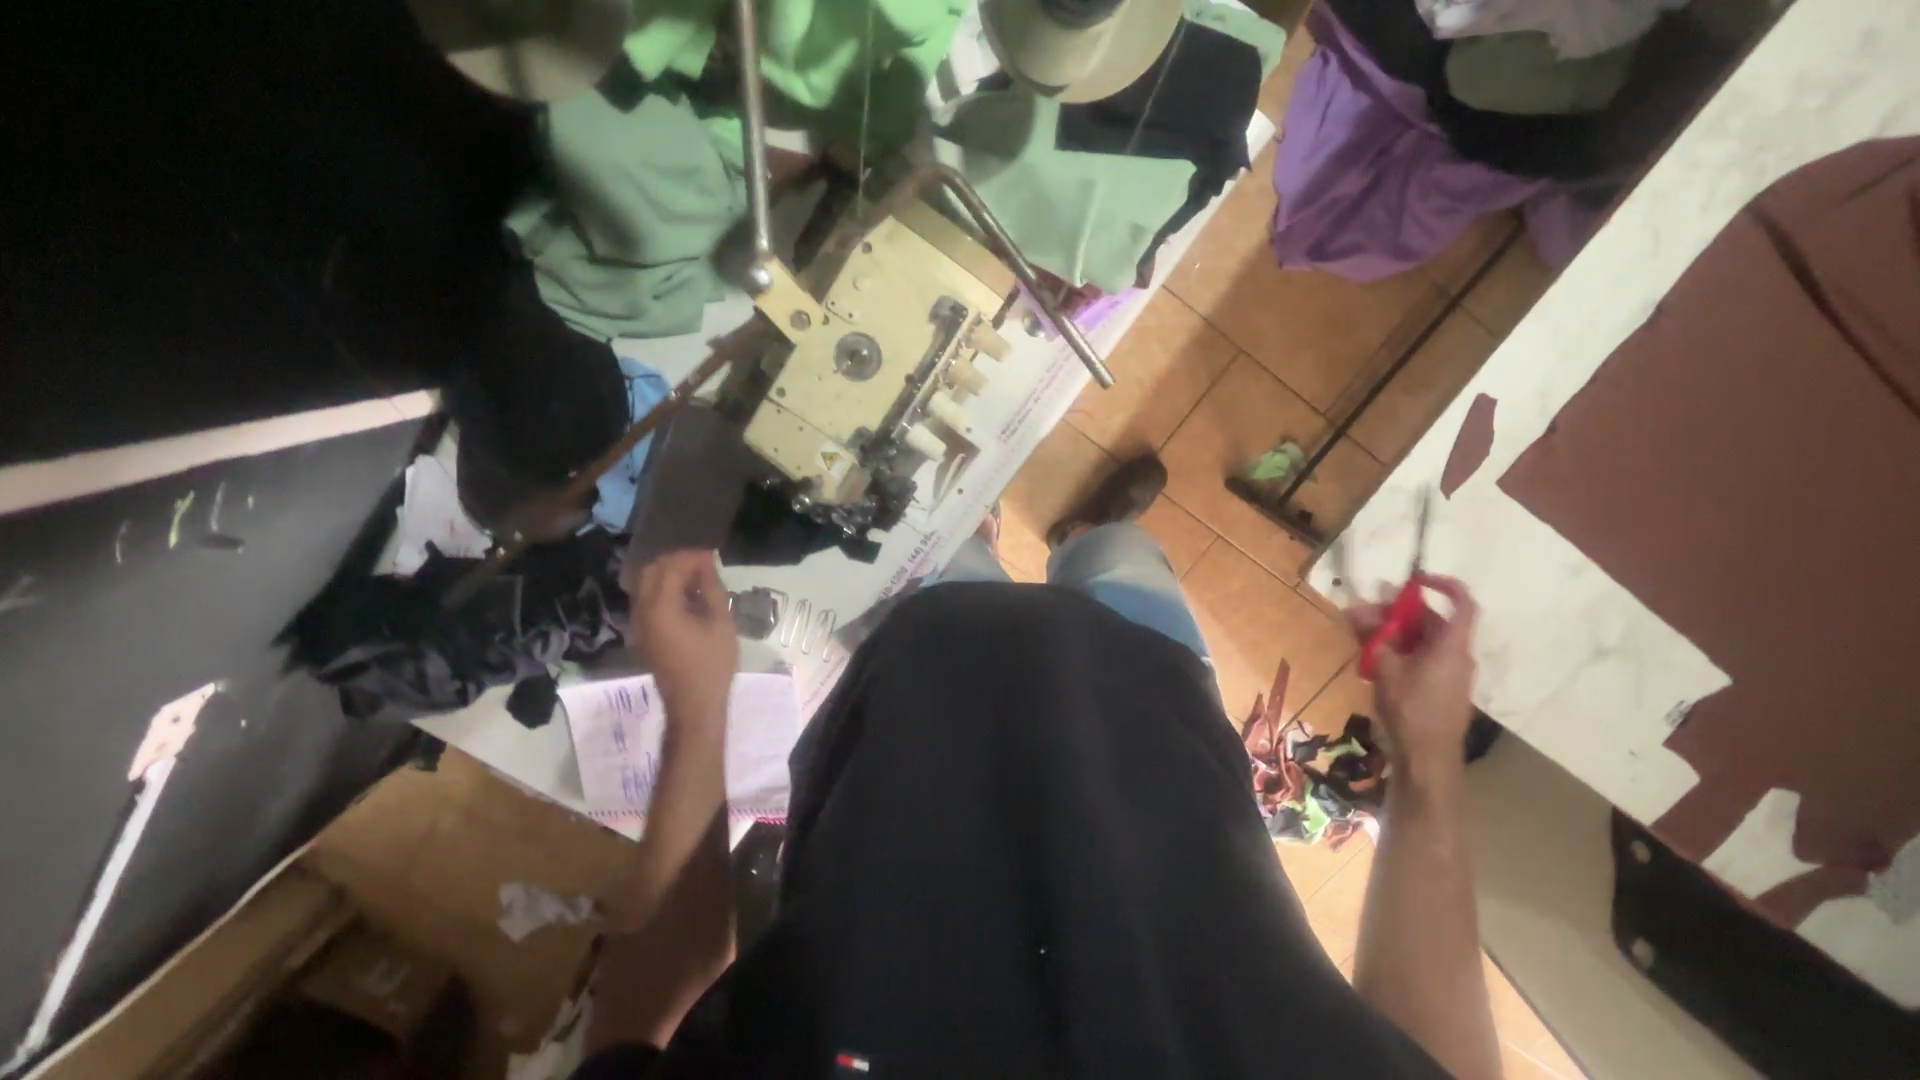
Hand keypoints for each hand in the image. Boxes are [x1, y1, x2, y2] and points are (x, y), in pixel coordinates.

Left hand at [629, 550, 737, 725]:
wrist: (693, 705)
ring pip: (644, 585)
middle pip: (651, 571)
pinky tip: (686, 598)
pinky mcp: (642, 635)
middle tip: (702, 565)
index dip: (692, 557)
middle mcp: (642, 611)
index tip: (713, 556)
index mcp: (661, 607)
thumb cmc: (712, 664)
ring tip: (695, 580)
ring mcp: (638, 624)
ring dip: (667, 575)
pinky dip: (662, 591)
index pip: (671, 567)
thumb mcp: (721, 623)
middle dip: (675, 562)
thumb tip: (707, 566)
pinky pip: (645, 601)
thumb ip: (712, 589)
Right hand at [1345, 573, 1477, 766]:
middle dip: (1401, 613)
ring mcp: (1453, 674)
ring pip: (1427, 641)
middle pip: (1435, 621)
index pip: (1462, 604)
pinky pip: (1425, 658)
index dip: (1443, 586)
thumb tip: (1355, 610)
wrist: (1428, 758)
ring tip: (1365, 638)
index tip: (1414, 580)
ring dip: (1398, 633)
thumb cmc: (1411, 710)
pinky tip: (1377, 661)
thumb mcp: (1385, 669)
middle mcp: (1459, 656)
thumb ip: (1373, 637)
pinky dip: (1404, 651)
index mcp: (1452, 646)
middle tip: (1367, 614)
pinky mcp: (1443, 690)